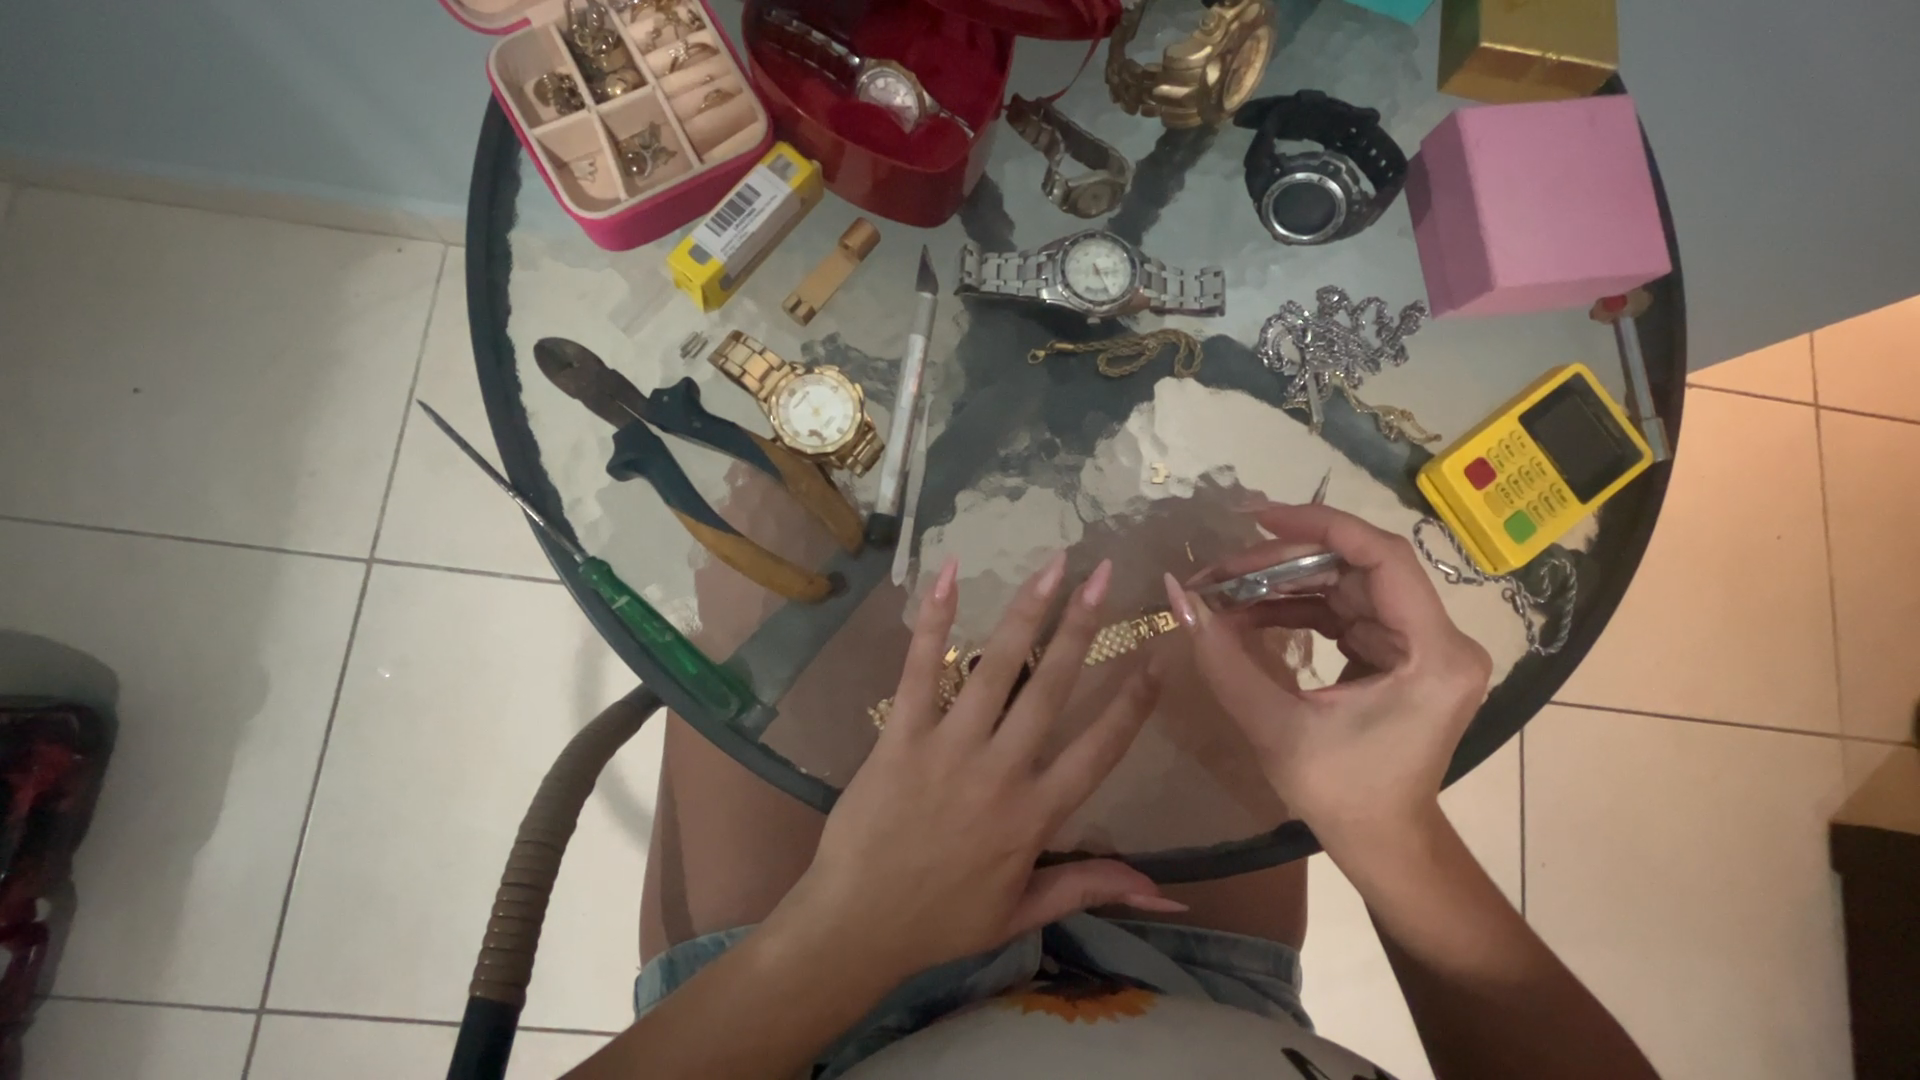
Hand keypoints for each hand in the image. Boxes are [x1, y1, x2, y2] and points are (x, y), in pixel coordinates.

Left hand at [774, 553, 1180, 985]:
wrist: (857, 926)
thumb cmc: (941, 922)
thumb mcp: (1023, 912)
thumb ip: (1091, 886)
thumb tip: (1164, 889)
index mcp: (1036, 815)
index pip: (1100, 749)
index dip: (1133, 704)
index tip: (1156, 657)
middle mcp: (1001, 771)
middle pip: (1052, 688)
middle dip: (1082, 627)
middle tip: (1105, 574)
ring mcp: (949, 748)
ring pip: (997, 668)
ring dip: (1027, 612)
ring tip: (1052, 565)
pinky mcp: (901, 736)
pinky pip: (921, 670)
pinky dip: (935, 621)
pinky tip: (949, 574)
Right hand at [1163, 503, 1491, 857]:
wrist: (1382, 842)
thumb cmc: (1339, 793)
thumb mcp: (1271, 724)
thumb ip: (1221, 655)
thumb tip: (1176, 591)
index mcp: (1432, 653)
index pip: (1383, 557)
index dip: (1319, 526)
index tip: (1257, 517)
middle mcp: (1440, 639)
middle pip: (1359, 569)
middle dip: (1284, 562)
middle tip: (1220, 568)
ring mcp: (1423, 645)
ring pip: (1348, 586)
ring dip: (1285, 585)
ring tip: (1224, 590)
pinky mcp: (1400, 654)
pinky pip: (1346, 612)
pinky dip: (1297, 609)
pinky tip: (1250, 614)